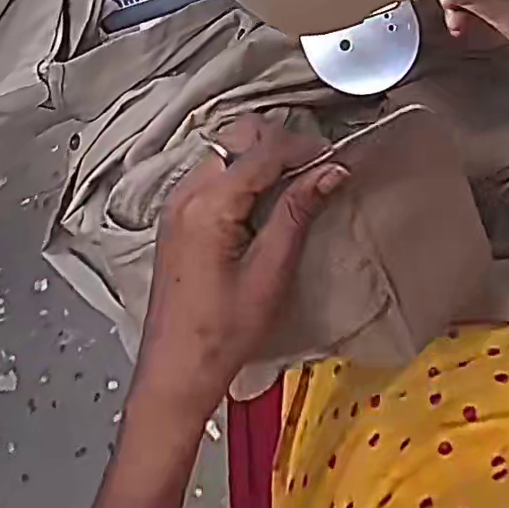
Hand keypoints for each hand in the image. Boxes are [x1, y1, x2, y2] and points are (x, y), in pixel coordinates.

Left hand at [131, 113, 349, 421]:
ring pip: (225, 146)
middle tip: (315, 166)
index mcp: (208, 205)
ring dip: (261, 152)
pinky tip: (264, 194)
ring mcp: (176, 200)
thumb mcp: (270, 271)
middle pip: (239, 135)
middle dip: (280, 141)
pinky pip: (213, 168)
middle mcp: (186, 192)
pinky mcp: (176, 212)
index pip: (262, 151)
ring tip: (295, 179)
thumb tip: (331, 171)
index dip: (303, 148)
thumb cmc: (222, 333)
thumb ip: (297, 211)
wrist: (175, 372)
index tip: (333, 159)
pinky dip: (243, 168)